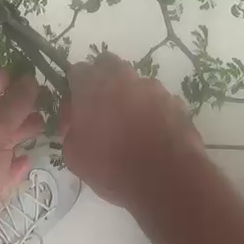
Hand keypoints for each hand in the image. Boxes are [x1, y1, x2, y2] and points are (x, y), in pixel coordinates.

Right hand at [58, 53, 203, 208]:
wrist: (167, 179)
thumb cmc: (114, 168)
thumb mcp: (75, 157)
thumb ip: (70, 130)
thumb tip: (75, 122)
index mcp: (94, 86)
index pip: (77, 71)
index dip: (74, 89)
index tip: (76, 110)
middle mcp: (122, 77)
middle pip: (107, 65)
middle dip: (101, 81)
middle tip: (101, 110)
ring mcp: (151, 86)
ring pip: (133, 81)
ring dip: (127, 95)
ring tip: (129, 127)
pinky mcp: (173, 99)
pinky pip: (154, 98)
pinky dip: (149, 109)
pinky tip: (150, 134)